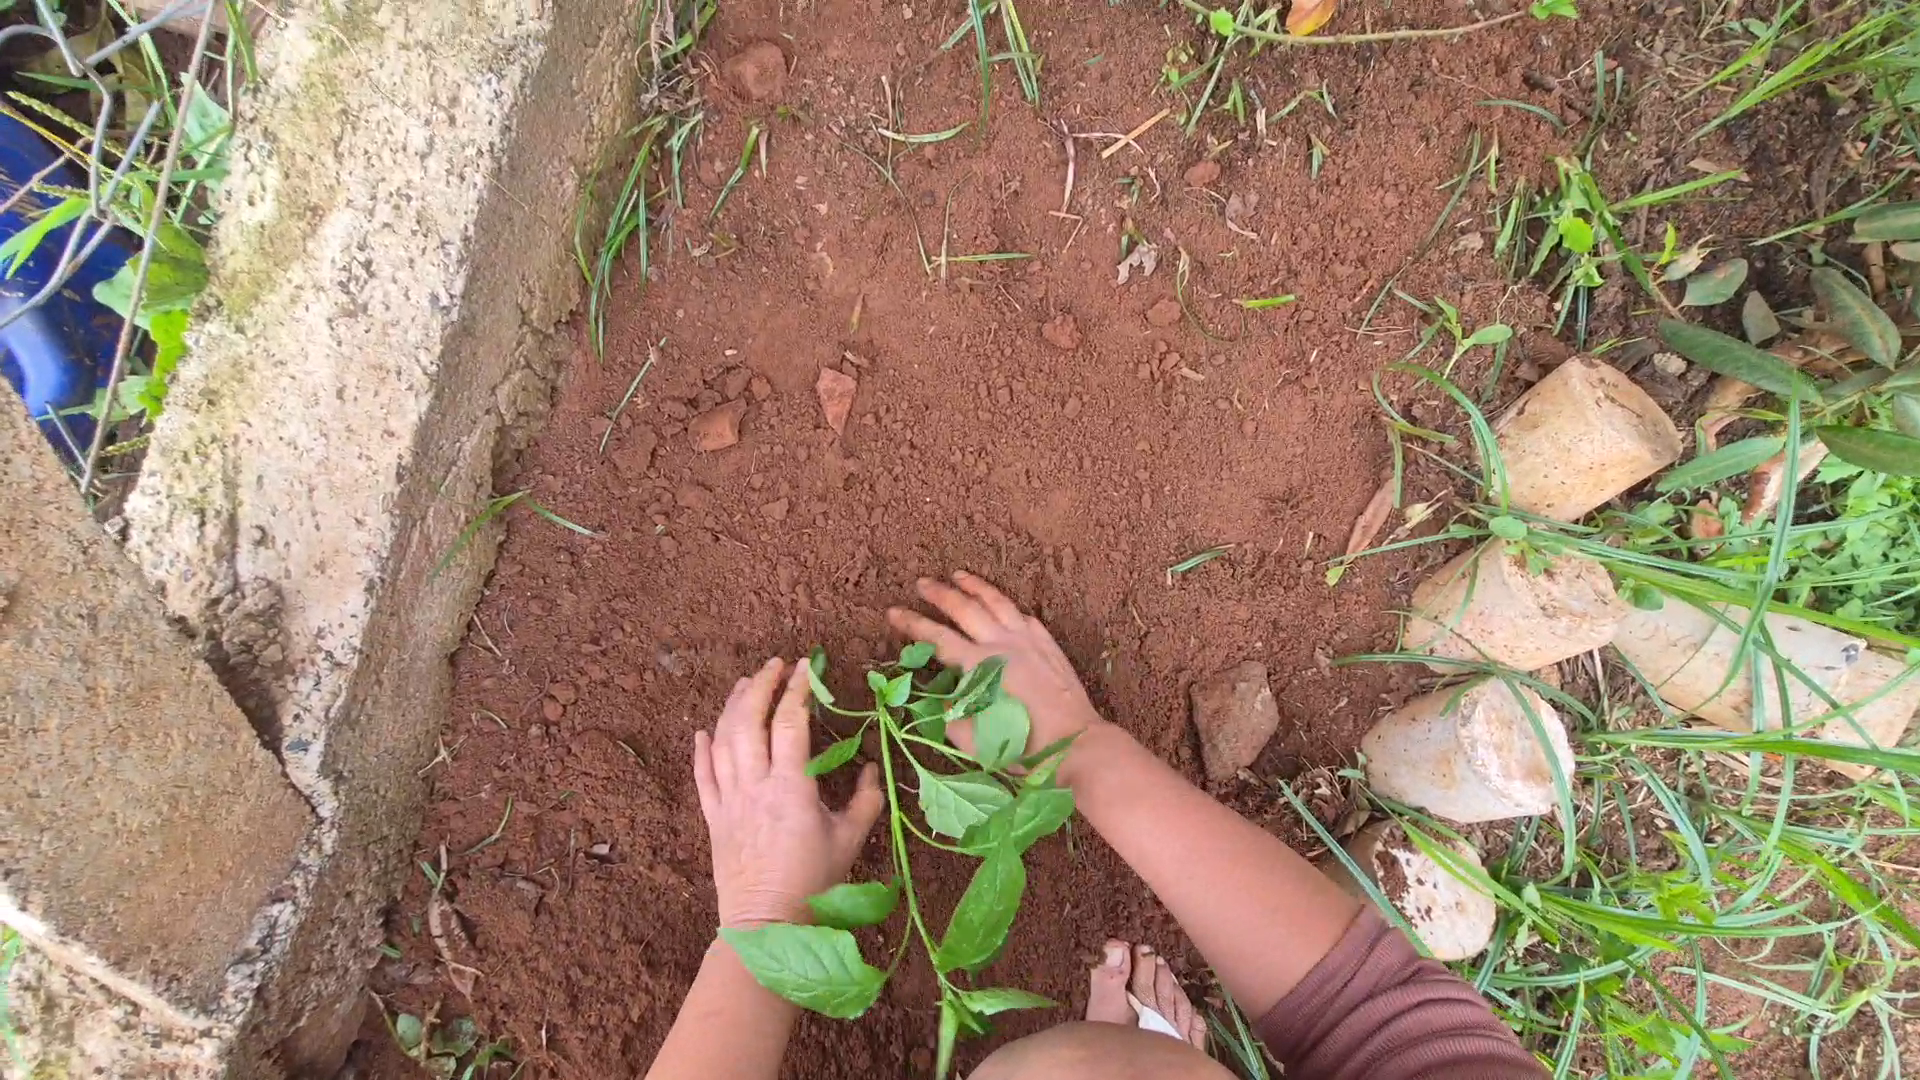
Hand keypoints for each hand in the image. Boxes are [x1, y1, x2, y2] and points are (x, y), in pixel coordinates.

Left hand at [694, 659, 884, 928]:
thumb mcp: (850, 839)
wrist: (765, 928)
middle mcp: (754, 786)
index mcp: (790, 788)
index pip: (790, 723)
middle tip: (773, 664)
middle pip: (748, 721)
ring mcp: (728, 801)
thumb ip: (867, 798)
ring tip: (744, 683)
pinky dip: (700, 750)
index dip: (797, 689)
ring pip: (722, 741)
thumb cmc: (814, 883)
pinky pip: (701, 777)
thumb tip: (875, 766)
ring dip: (732, 706)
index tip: (805, 666)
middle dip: (760, 685)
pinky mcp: (713, 819)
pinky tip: (703, 730)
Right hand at [887, 572, 1109, 777]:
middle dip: (940, 594)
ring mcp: (1028, 640)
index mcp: (979, 666)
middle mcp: (1002, 644)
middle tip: (922, 583)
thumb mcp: (974, 741)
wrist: (1076, 745)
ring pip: (997, 602)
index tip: (893, 612)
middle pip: (965, 608)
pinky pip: (1024, 616)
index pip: (937, 638)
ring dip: (975, 586)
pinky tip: (1001, 603)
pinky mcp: (1048, 644)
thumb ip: (951, 716)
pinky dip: (1007, 606)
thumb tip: (940, 698)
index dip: (912, 624)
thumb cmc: (1023, 748)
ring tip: (959, 575)